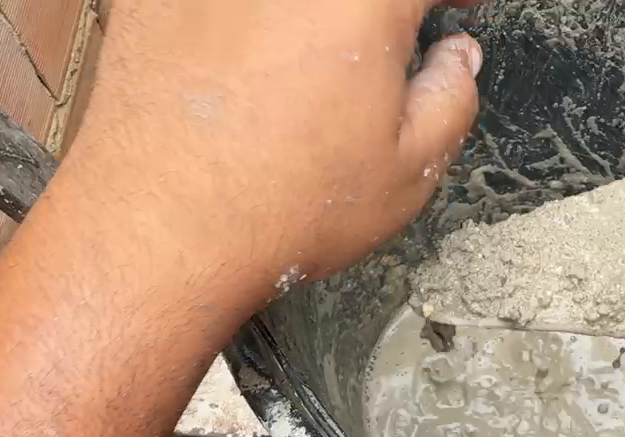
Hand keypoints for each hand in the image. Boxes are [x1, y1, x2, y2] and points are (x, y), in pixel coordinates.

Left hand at [65, 0, 481, 305]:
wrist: (165, 227)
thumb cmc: (293, 205)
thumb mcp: (407, 173)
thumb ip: (452, 99)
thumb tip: (456, 55)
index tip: (459, 12)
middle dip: (379, 17)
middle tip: (383, 52)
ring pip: (287, 3)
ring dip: (314, 24)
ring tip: (312, 72)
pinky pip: (227, 5)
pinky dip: (252, 26)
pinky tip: (248, 71)